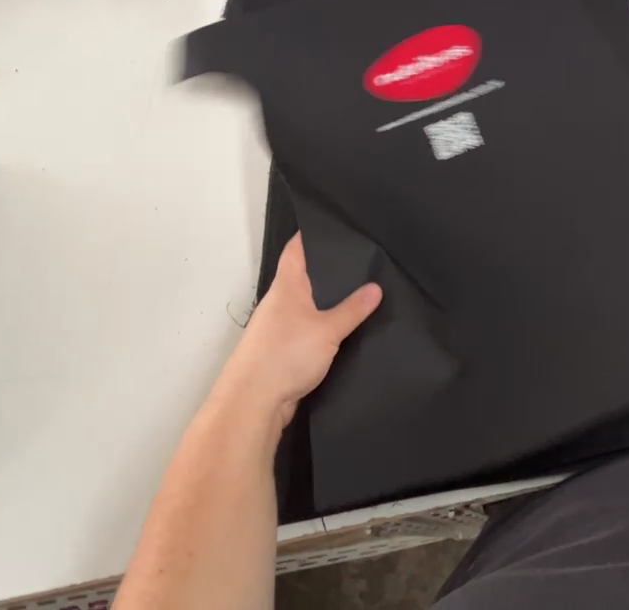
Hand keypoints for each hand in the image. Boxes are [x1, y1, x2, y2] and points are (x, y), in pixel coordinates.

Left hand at [216, 234, 381, 432]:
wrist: (251, 404)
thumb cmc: (284, 355)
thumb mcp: (327, 330)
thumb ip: (353, 309)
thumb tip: (376, 288)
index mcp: (286, 287)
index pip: (296, 249)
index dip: (312, 234)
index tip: (335, 223)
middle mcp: (280, 302)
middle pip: (304, 276)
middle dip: (329, 268)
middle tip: (362, 257)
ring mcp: (279, 327)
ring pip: (308, 304)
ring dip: (328, 300)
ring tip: (361, 290)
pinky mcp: (284, 351)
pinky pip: (309, 329)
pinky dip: (325, 325)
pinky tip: (346, 328)